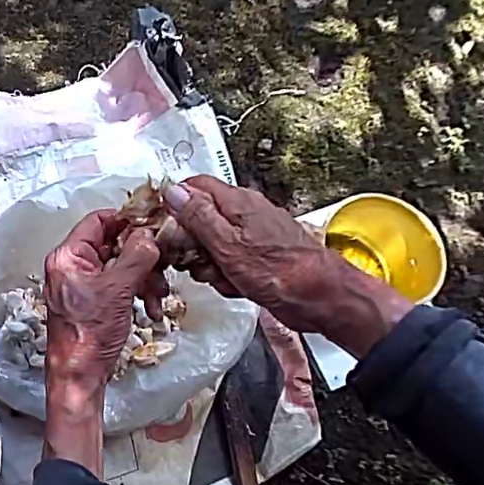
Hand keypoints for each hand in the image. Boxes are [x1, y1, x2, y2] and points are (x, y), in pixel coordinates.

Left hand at [39, 210, 159, 473]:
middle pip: (113, 245)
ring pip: (120, 266)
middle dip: (143, 257)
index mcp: (67, 258)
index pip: (98, 221)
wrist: (79, 375)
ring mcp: (80, 285)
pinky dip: (136, 293)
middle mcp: (70, 268)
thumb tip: (148, 234)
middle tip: (162, 268)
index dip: (127, 221)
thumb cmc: (88, 336)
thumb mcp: (118, 289)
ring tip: (157, 296)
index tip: (153, 226)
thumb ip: (135, 255)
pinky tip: (150, 308)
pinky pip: (117, 286)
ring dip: (144, 278)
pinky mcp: (91, 302)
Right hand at [166, 176, 413, 356]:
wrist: (318, 297)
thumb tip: (174, 192)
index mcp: (237, 202)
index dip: (174, 206)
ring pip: (210, 247)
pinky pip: (226, 264)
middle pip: (198, 220)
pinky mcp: (256, 258)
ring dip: (208, 266)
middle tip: (196, 261)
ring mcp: (250, 236)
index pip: (194, 187)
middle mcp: (244, 214)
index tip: (164, 229)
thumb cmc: (279, 271)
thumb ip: (198, 217)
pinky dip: (226, 277)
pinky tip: (236, 285)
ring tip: (223, 276)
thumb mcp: (226, 244)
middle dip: (190, 245)